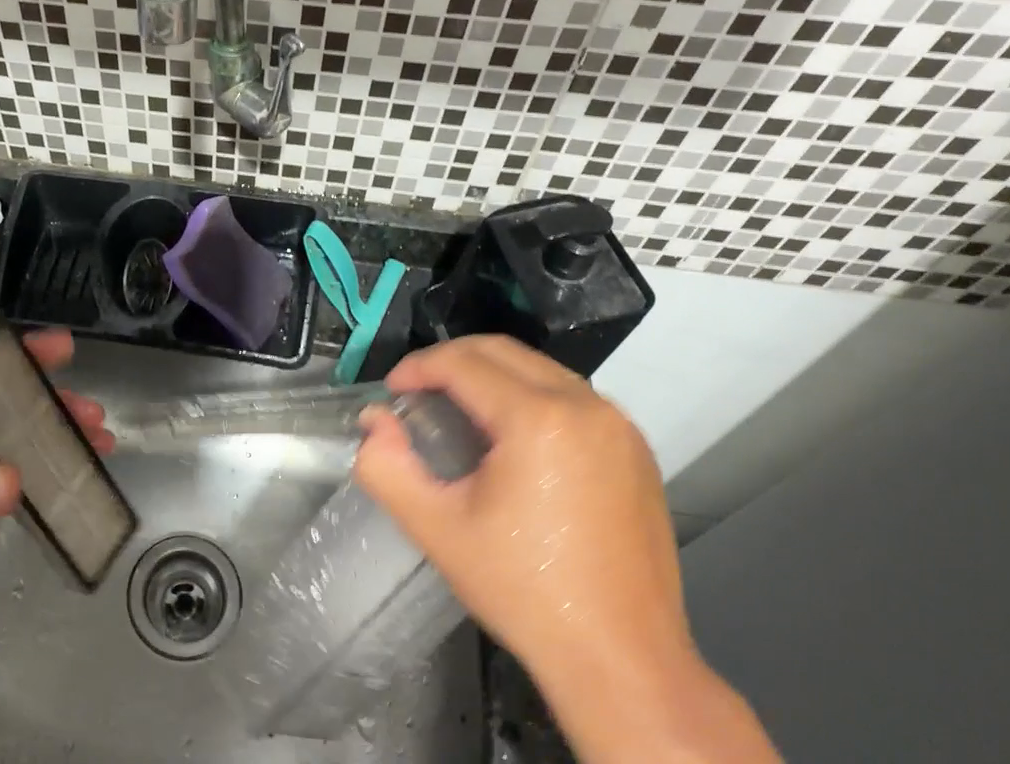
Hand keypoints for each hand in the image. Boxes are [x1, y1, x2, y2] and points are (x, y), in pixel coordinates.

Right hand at [352, 335, 685, 668]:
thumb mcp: (437, 529)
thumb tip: (373, 422)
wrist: (620, 657)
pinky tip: (511, 444)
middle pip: (505, 352)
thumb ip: (387, 466)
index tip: (391, 392)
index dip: (418, 368)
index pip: (464, 363)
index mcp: (539, 419)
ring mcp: (620, 427)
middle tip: (417, 395)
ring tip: (458, 417)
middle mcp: (587, 407)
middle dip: (452, 363)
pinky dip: (532, 400)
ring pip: (541, 371)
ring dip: (493, 379)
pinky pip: (573, 400)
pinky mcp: (636, 451)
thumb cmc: (523, 592)